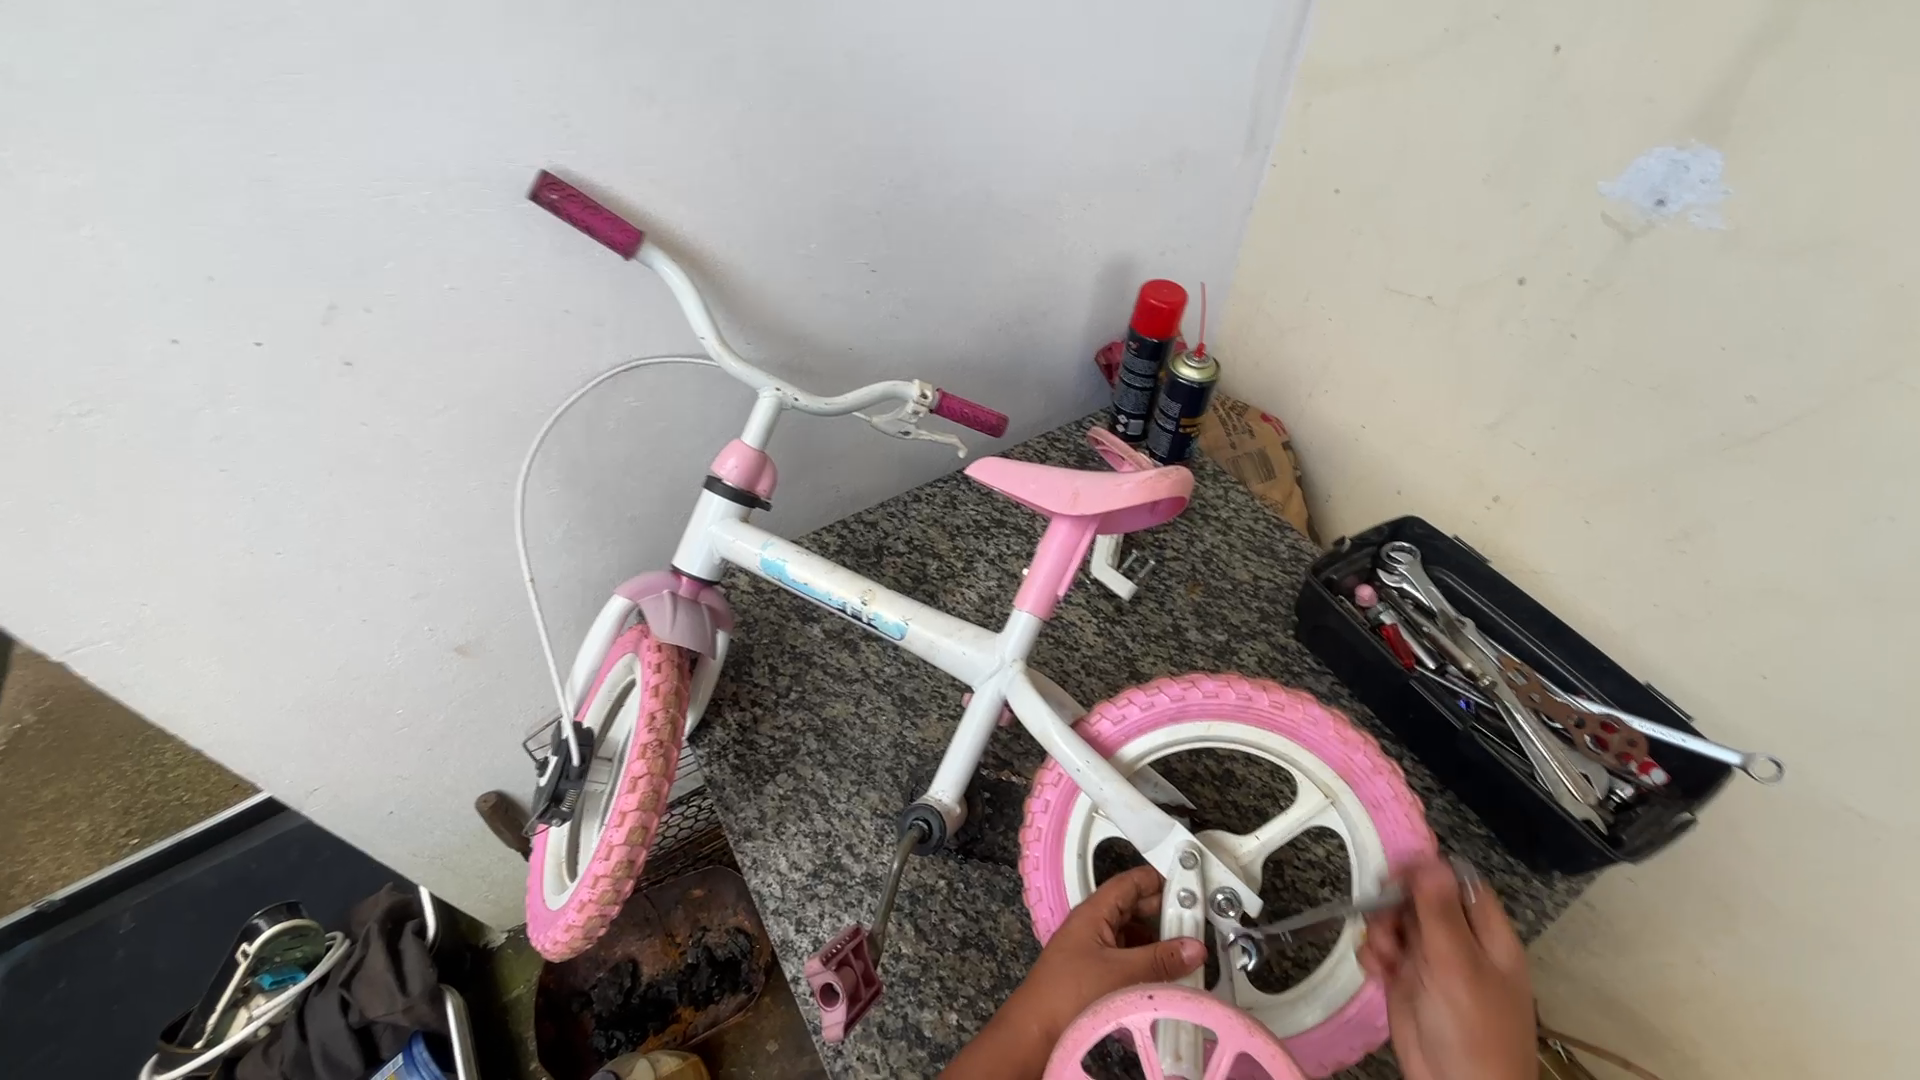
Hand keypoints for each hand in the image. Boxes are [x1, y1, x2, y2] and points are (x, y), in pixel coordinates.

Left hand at [943, 865, 1205, 1078]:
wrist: (1035, 1032)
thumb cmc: (1069, 992)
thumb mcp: (1121, 973)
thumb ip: (1160, 959)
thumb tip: (1196, 947)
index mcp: (1094, 911)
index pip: (1129, 882)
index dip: (1157, 880)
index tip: (1188, 886)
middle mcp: (1093, 924)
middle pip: (1132, 908)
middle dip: (1162, 914)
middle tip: (1195, 924)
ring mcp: (1092, 948)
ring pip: (1131, 934)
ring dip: (1156, 941)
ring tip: (1185, 953)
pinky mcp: (1093, 972)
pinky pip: (1126, 957)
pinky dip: (1146, 961)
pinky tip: (1164, 977)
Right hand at [1358, 858, 1536, 1079]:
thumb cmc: (1471, 1027)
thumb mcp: (1457, 964)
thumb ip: (1440, 911)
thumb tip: (1430, 858)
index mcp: (1487, 937)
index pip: (1460, 884)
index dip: (1429, 872)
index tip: (1396, 872)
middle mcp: (1460, 944)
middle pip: (1420, 900)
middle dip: (1395, 905)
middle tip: (1383, 919)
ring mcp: (1432, 963)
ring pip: (1396, 923)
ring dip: (1381, 931)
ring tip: (1382, 954)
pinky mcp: (1406, 982)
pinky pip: (1383, 951)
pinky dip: (1374, 955)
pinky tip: (1376, 970)